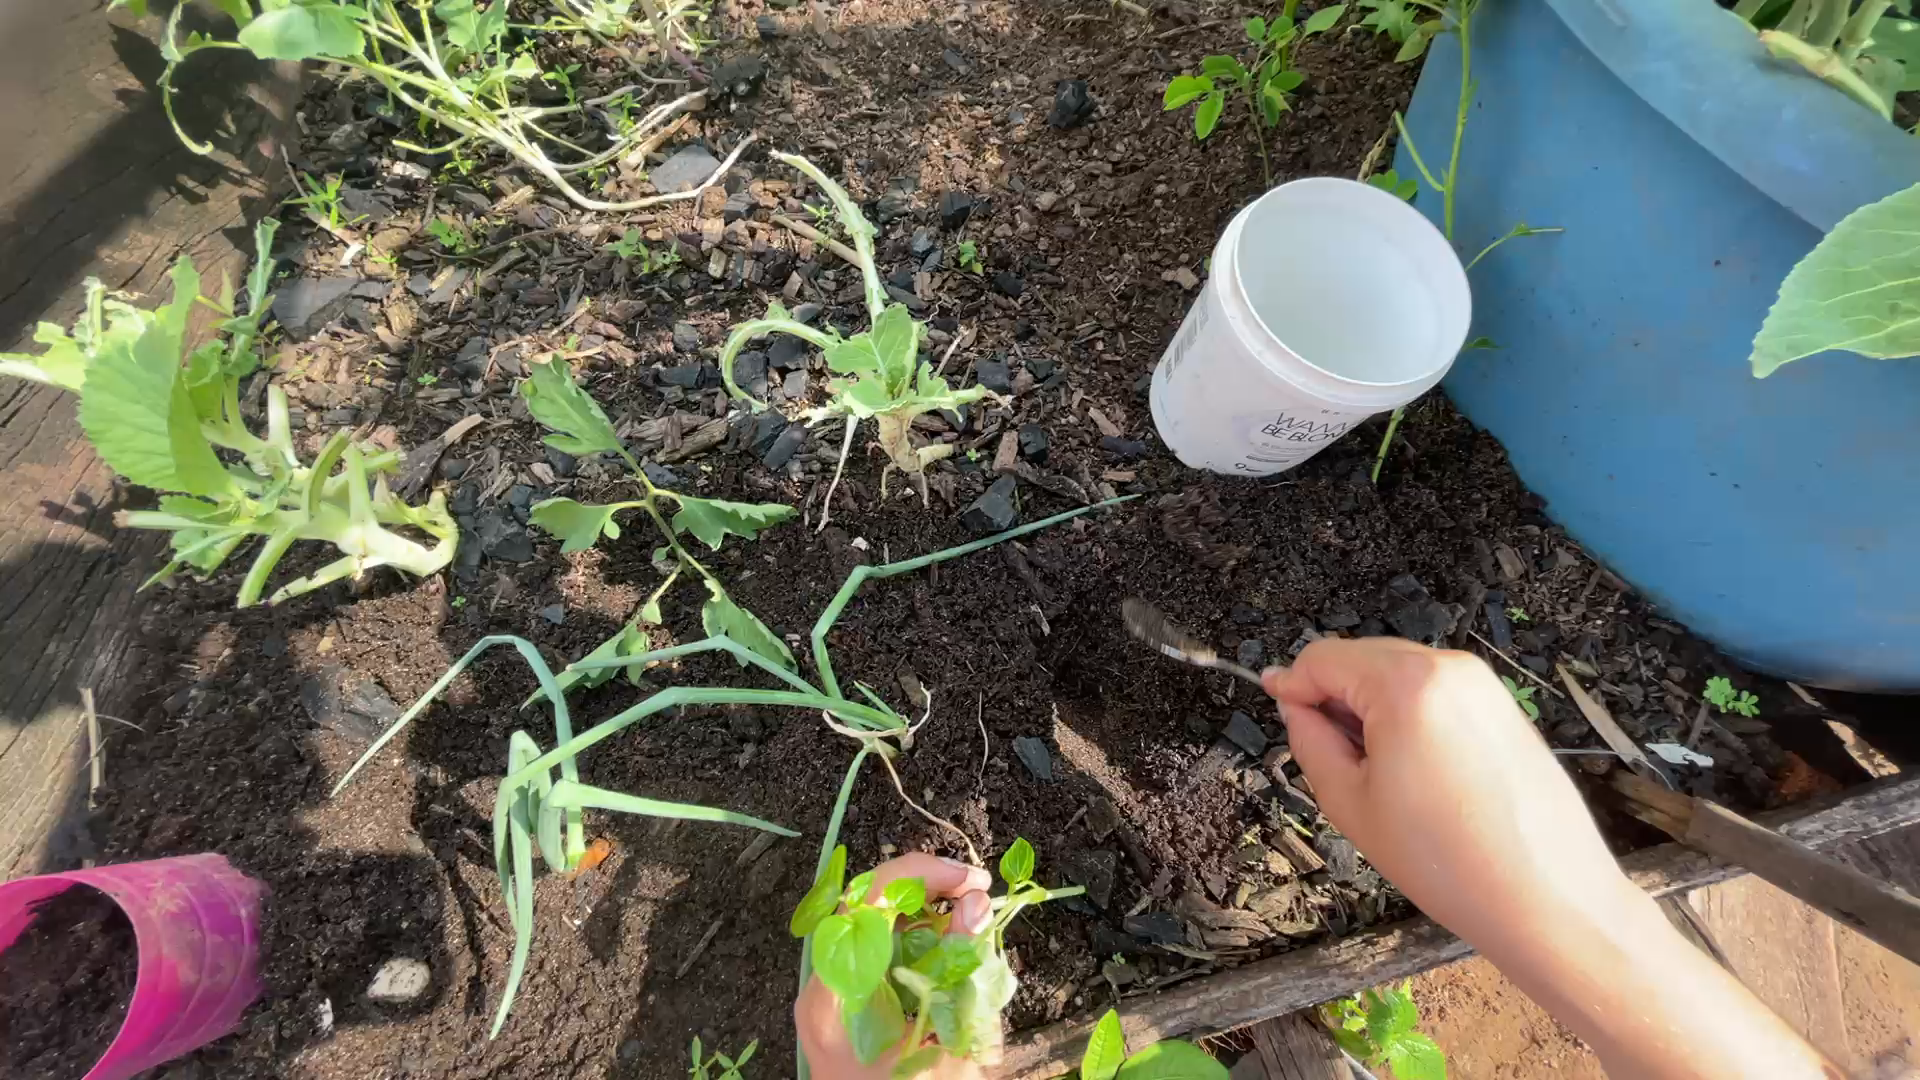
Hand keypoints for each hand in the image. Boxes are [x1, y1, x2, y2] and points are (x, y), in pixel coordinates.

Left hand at [794, 854, 989, 1079]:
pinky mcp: (851, 1004)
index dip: (921, 875)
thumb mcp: (951, 1046)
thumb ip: (963, 969)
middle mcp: (824, 987)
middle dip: (929, 889)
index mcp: (833, 996)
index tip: (972, 880)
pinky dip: (921, 940)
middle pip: (871, 904)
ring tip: (971, 920)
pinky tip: (953, 953)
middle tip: (977, 892)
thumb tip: (976, 900)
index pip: (867, 899)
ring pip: (879, 922)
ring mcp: (835, 995)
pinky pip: (884, 950)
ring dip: (927, 912)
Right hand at [1260, 637, 1632, 953]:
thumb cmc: (1446, 859)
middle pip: (1358, 656)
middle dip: (1331, 691)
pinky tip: (1410, 762)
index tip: (1276, 702)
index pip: (1322, 658)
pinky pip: (1429, 686)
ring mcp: (1481, 684)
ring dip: (1366, 700)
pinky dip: (1403, 708)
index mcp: (1405, 685)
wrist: (1553, 905)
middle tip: (1324, 745)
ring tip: (1372, 763)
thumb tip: (1296, 708)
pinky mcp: (1501, 704)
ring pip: (1392, 669)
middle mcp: (1446, 668)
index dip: (1291, 682)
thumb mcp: (1347, 800)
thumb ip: (1308, 739)